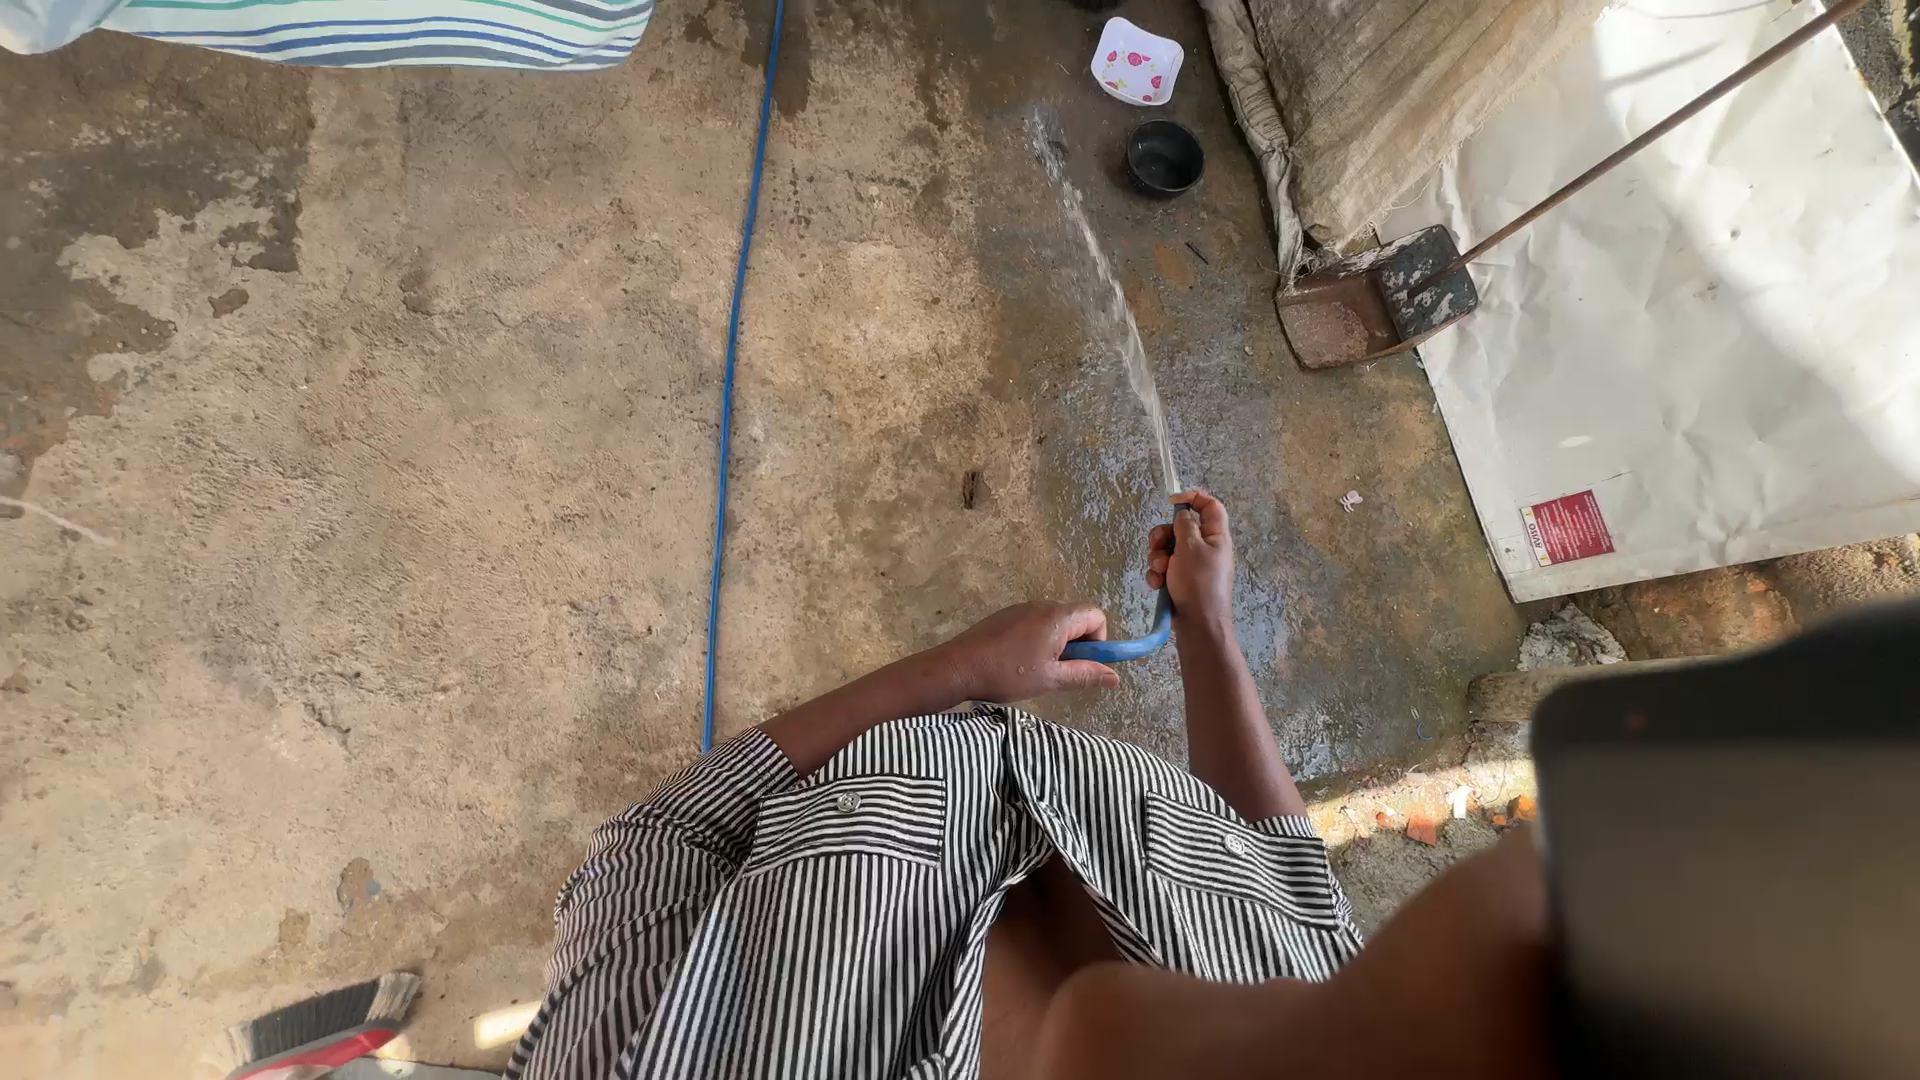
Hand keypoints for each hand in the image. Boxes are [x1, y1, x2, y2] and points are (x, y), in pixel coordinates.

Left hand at [935, 602, 1121, 702]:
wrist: (958, 666)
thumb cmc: (1007, 674)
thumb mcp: (1051, 680)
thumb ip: (1086, 675)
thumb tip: (1115, 677)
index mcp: (1057, 617)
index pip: (1096, 615)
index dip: (1098, 640)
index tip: (1083, 663)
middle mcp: (1041, 605)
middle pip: (1075, 617)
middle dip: (1077, 644)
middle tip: (1060, 670)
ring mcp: (1021, 608)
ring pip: (1054, 621)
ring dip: (1057, 643)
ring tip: (1037, 669)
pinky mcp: (1005, 615)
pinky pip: (1034, 622)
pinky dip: (1038, 639)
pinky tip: (1018, 661)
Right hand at [1146, 491, 1232, 623]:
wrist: (1198, 623)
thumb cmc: (1198, 583)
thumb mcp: (1190, 548)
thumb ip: (1184, 526)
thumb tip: (1183, 515)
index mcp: (1216, 537)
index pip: (1210, 506)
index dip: (1192, 498)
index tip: (1171, 502)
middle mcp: (1206, 549)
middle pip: (1180, 528)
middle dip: (1163, 536)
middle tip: (1157, 545)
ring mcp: (1192, 566)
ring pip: (1167, 549)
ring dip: (1157, 558)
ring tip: (1160, 571)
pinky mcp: (1180, 580)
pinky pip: (1164, 568)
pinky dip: (1158, 574)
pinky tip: (1157, 585)